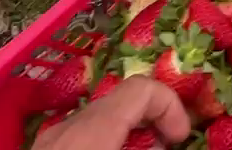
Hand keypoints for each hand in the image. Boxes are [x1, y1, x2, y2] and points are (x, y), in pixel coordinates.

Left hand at [36, 76, 189, 149]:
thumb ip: (147, 147)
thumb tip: (166, 142)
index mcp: (91, 128)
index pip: (140, 88)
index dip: (170, 105)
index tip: (181, 137)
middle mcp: (68, 125)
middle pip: (121, 99)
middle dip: (152, 116)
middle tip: (169, 143)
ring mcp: (50, 139)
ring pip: (100, 116)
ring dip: (130, 128)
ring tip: (145, 149)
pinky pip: (82, 133)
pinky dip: (106, 138)